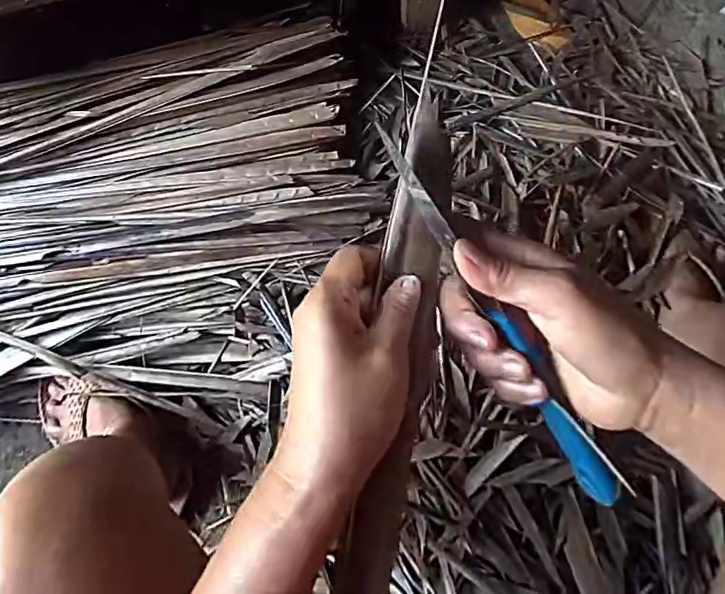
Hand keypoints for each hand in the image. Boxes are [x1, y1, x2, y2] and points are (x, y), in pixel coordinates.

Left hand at [271, 246, 420, 498]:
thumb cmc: (349, 418)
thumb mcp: (390, 354)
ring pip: (357, 308)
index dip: (385, 261)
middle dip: (389, 298)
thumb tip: (409, 282)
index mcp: (325, 302)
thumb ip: (401, 309)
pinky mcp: (319, 356)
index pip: (354, 254)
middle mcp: (313, 313)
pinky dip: (372, 342)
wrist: (322, 469)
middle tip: (412, 324)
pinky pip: (350, 332)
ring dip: (384, 323)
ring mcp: (314, 335)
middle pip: (357, 281)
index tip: (410, 279)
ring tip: (400, 354)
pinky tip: (387, 369)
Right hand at [442, 230, 666, 433]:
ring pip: (471, 340)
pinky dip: (509, 385)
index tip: (465, 299)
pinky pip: (490, 371)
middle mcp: (513, 290)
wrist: (645, 393)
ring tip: (528, 371)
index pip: (467, 250)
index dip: (456, 272)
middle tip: (495, 343)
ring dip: (495, 363)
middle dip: (471, 329)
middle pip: (459, 299)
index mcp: (522, 261)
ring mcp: (515, 327)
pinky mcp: (519, 360)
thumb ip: (505, 275)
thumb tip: (460, 249)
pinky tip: (537, 385)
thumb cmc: (614, 335)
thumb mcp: (557, 297)